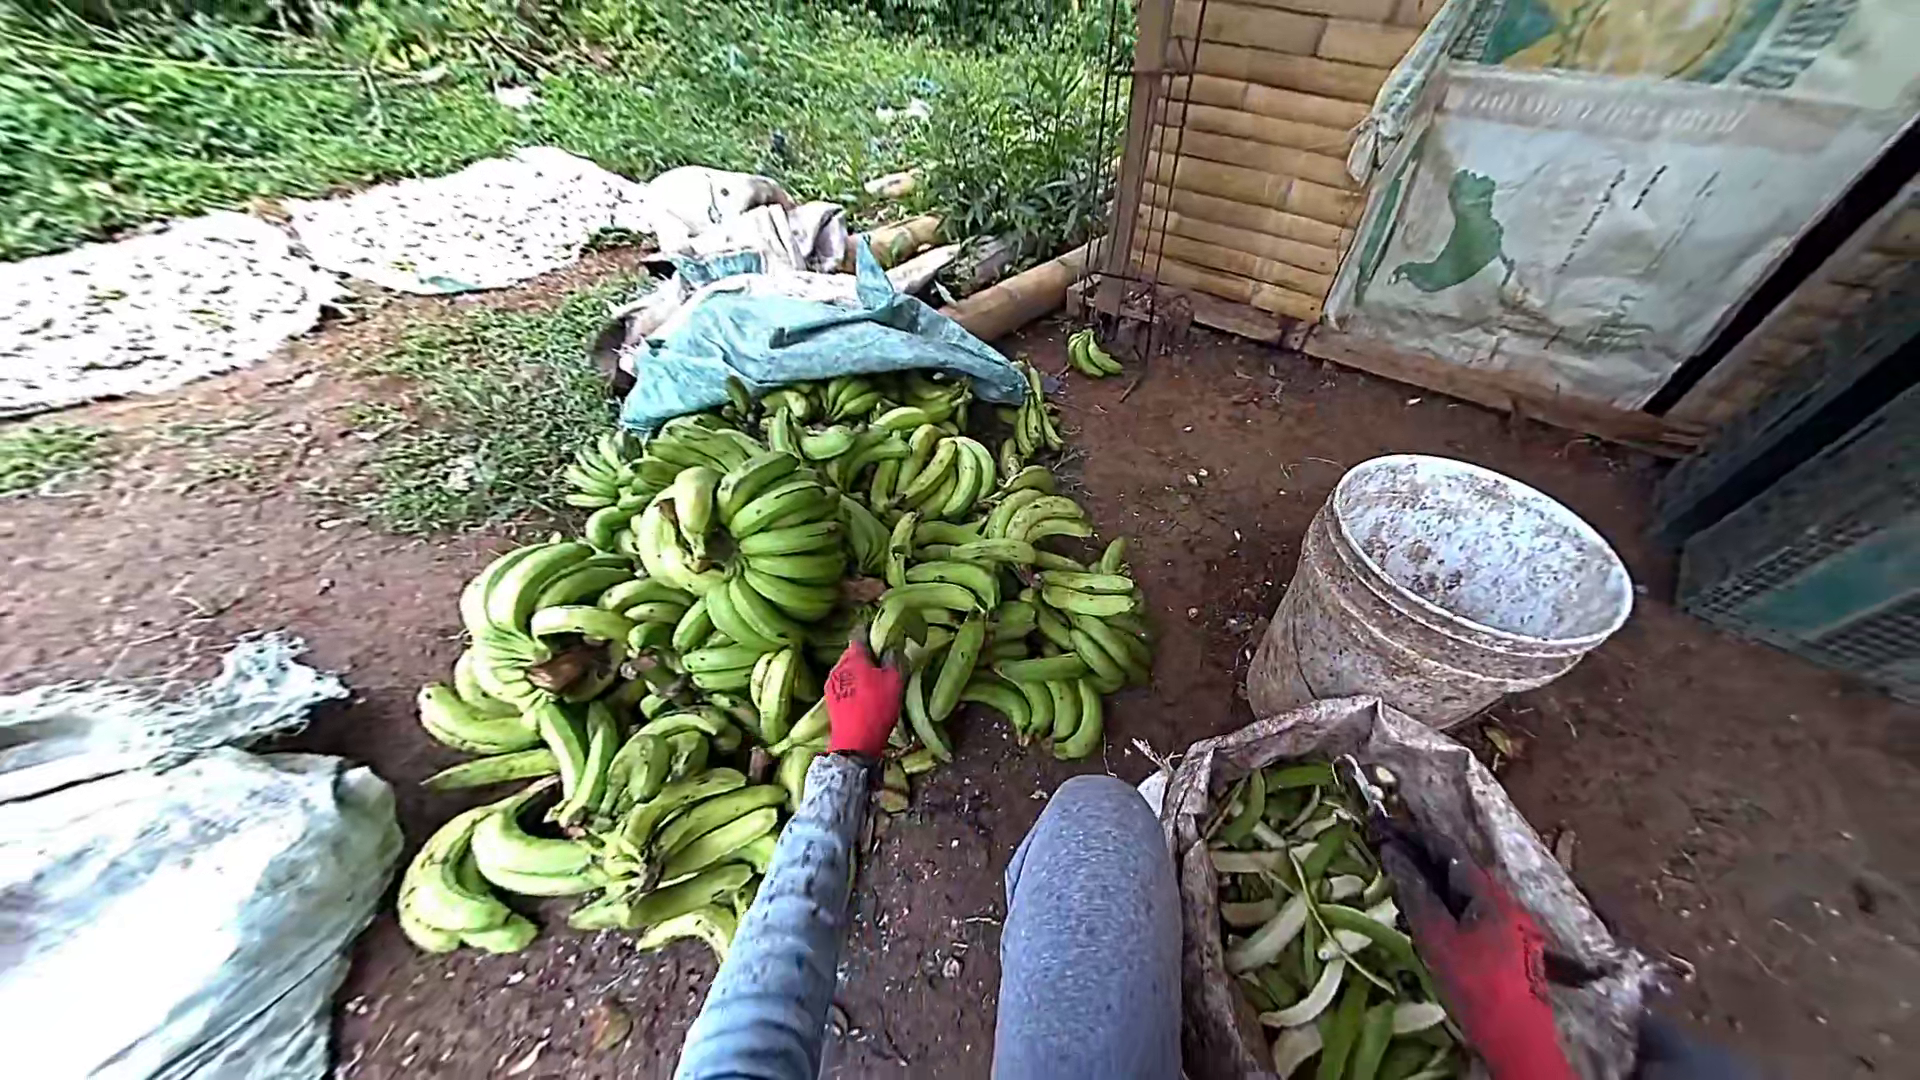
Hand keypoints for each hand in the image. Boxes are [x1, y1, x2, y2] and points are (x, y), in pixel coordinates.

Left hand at [825, 634, 903, 757]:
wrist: (855, 743)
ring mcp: (831, 683)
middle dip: (866, 655)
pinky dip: (853, 684)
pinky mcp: (830, 699)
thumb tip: (891, 646)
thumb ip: (893, 659)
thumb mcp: (894, 681)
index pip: (860, 635)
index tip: (881, 636)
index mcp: (853, 657)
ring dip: (859, 671)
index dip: (871, 633)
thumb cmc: (877, 707)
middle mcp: (838, 666)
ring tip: (874, 680)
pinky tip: (864, 694)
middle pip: (852, 653)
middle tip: (882, 661)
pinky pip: (844, 683)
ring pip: (847, 669)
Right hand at [1382, 836, 1577, 1079]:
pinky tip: (1420, 914)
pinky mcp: (1506, 943)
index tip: (1383, 824)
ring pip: (1459, 890)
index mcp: (1489, 895)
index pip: (1447, 849)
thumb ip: (1413, 888)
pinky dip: (1440, 902)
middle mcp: (1503, 902)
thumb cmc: (1473, 981)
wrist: (1517, 1039)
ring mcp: (1508, 924)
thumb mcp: (1434, 932)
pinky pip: (1467, 910)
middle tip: (1384, 852)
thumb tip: (1392, 852)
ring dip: (1428, 881)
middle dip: (1418, 857)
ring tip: (1397, 883)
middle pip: (1455, 868)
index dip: (1413, 833)